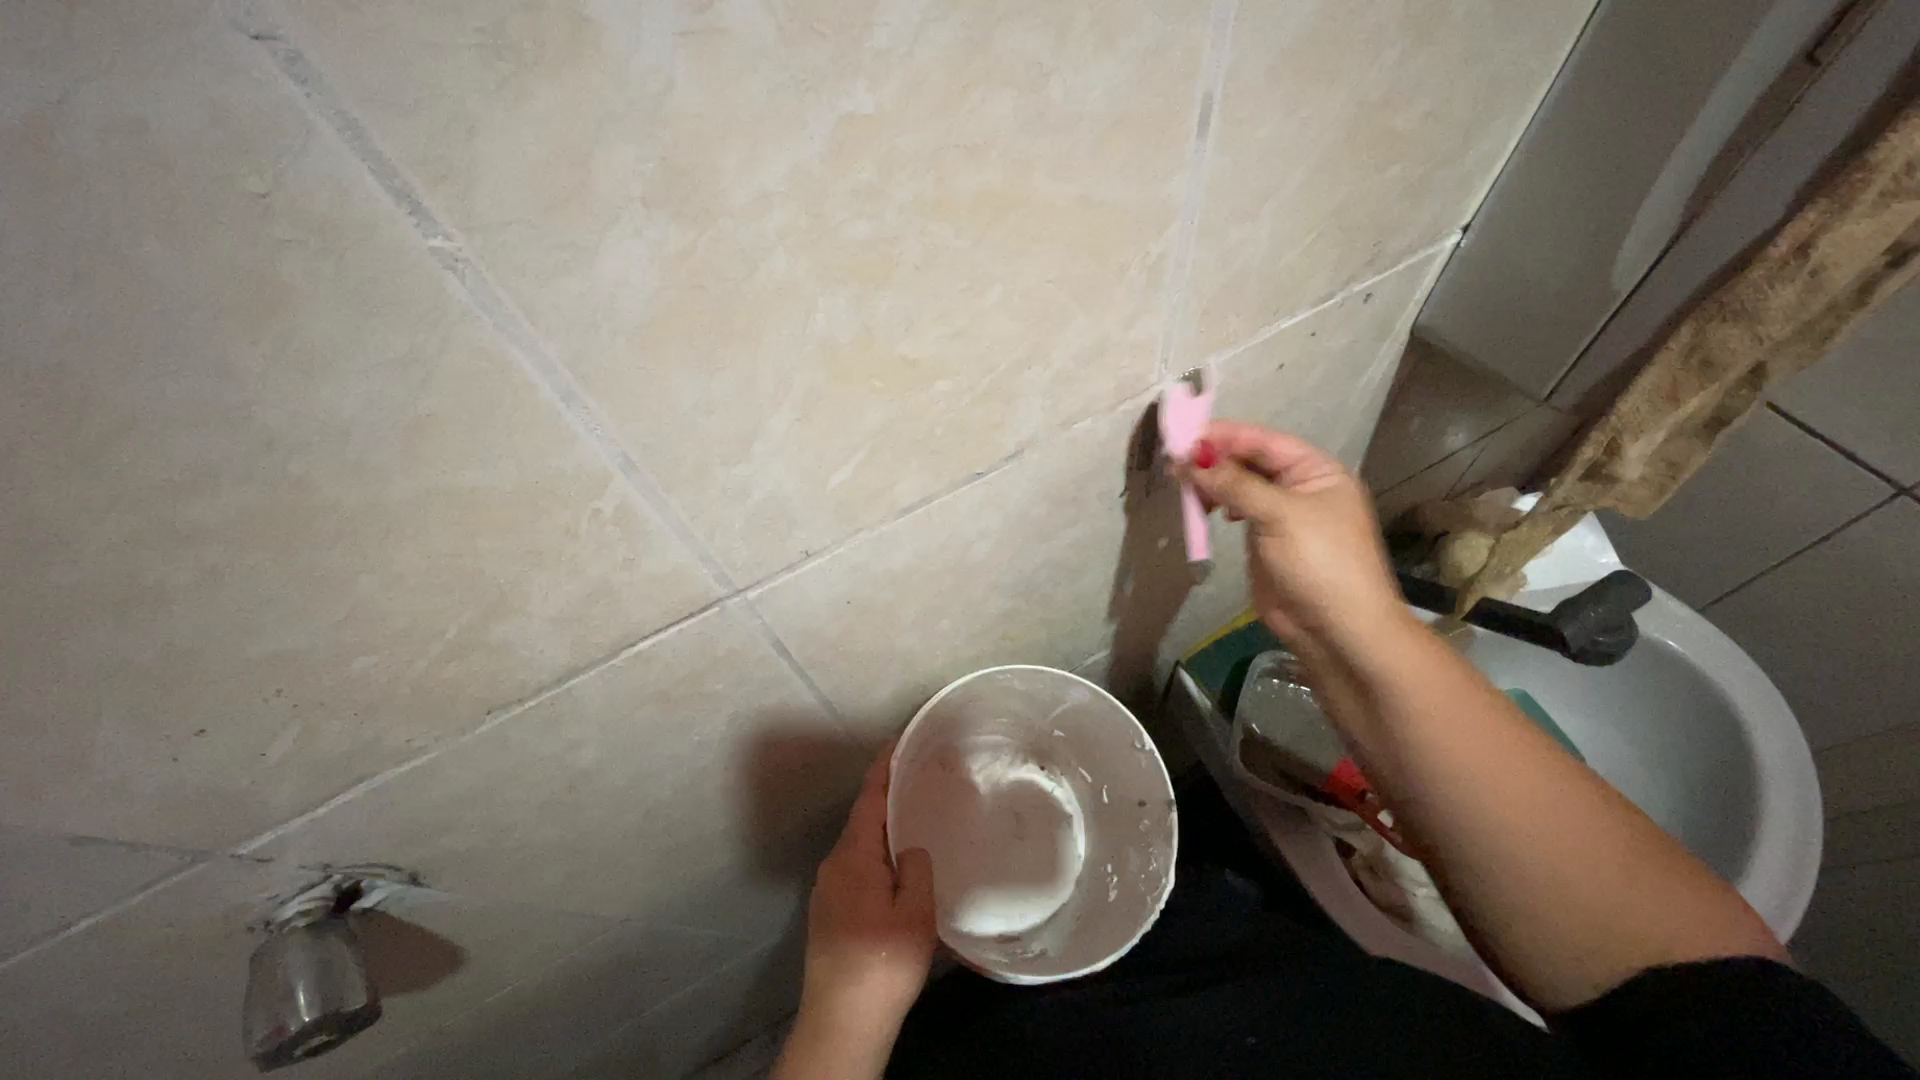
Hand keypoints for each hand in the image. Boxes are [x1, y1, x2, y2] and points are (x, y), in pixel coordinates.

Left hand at [796, 743, 936, 1039]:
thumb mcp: (916, 912)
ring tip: (917, 822)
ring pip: (860, 847)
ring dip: (885, 831)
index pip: (869, 797)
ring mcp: (827, 891)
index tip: (900, 741)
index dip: (884, 767)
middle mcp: (834, 865)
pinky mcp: (829, 915)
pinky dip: (878, 856)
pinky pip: (857, 869)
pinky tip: (899, 870)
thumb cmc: (882, 962)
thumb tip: (910, 849)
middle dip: (889, 798)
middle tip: (923, 782)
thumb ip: (916, 868)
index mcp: (853, 856)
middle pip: (863, 820)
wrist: (841, 1022)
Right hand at [1177, 420, 1403, 644]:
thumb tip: (1192, 458)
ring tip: (1180, 482)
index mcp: (1316, 470)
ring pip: (1240, 486)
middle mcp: (1300, 487)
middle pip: (1250, 461)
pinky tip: (1201, 506)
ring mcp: (1282, 515)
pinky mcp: (1266, 540)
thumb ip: (1235, 483)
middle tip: (1173, 460)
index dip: (1224, 437)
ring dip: (1211, 482)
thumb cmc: (1320, 562)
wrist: (1337, 629)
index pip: (1264, 441)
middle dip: (1214, 458)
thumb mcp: (1279, 515)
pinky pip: (1237, 512)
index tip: (1183, 436)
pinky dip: (1217, 505)